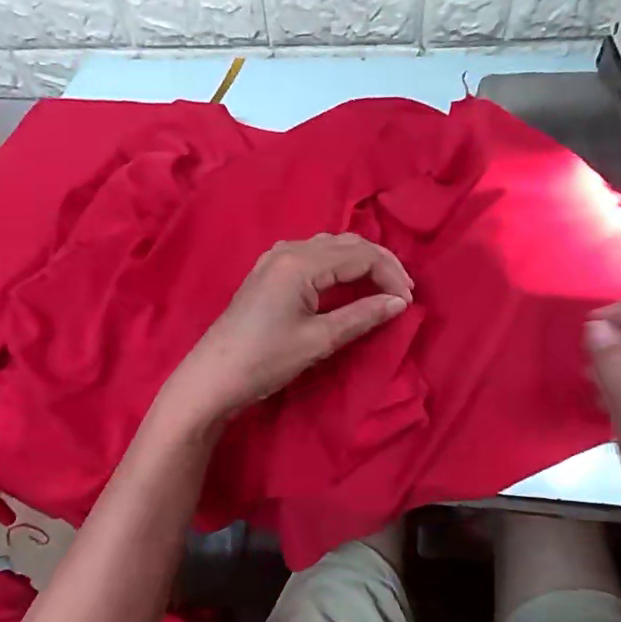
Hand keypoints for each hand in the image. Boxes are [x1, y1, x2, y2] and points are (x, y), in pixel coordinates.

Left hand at [163, 234, 413, 425]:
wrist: (212, 378)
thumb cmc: (265, 360)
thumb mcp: (319, 340)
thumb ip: (362, 316)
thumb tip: (399, 302)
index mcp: (300, 262)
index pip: (361, 255)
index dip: (390, 275)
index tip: (408, 303)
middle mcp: (288, 250)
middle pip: (348, 243)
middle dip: (380, 264)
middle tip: (402, 292)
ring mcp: (275, 259)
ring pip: (331, 246)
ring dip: (361, 262)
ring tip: (382, 287)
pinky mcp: (268, 272)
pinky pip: (313, 255)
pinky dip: (339, 264)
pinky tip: (347, 282)